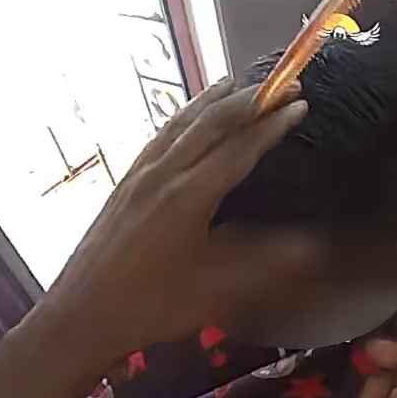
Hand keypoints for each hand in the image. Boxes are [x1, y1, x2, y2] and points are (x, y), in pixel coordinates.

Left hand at [16, 79, 313, 390]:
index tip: (300, 104)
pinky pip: (159, 136)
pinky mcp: (124, 182)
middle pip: (211, 123)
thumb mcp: (215, 290)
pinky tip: (184, 119)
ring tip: (233, 82)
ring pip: (180, 124)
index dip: (273, 125)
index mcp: (189, 195)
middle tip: (281, 86)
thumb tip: (314, 247)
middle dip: (249, 100)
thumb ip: (266, 264)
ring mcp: (139, 174)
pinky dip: (182, 118)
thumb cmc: (150, 306)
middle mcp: (163, 173)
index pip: (240, 148)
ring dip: (211, 100)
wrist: (81, 314)